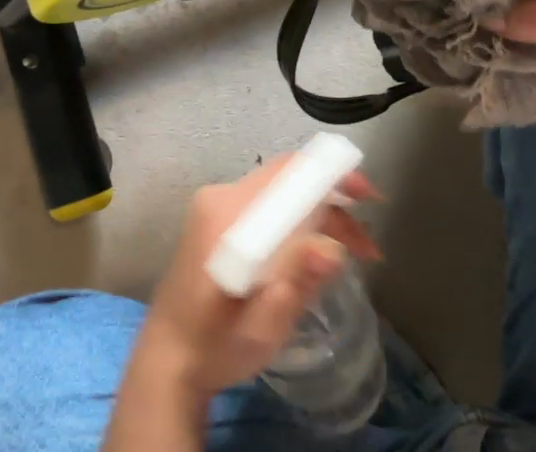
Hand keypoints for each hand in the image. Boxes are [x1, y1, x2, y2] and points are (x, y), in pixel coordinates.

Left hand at [130, 153, 382, 397]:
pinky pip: (270, 208)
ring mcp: (217, 208)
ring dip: (322, 218)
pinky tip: (317, 255)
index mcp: (226, 215)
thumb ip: (293, 286)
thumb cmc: (213, 347)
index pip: (287, 173)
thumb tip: (331, 250)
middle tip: (368, 246)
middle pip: (290, 182)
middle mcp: (220, 198)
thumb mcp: (260, 326)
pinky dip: (301, 224)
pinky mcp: (219, 221)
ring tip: (355, 254)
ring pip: (284, 195)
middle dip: (335, 206)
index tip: (369, 197)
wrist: (167, 362)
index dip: (332, 176)